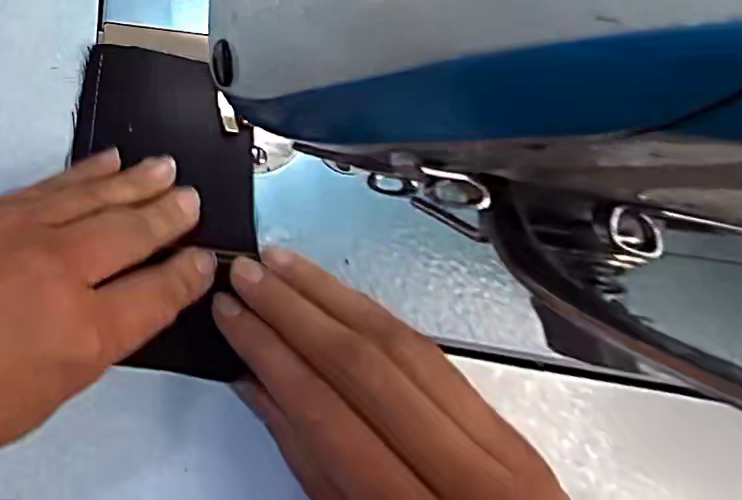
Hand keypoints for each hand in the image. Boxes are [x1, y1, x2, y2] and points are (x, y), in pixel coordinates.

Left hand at [0, 148, 216, 495]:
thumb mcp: (36, 399)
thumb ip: (84, 347)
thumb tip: (113, 311)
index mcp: (82, 336)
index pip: (156, 294)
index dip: (186, 274)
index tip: (205, 258)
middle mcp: (64, 272)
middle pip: (133, 231)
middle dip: (169, 215)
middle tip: (194, 199)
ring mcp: (27, 230)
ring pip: (98, 195)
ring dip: (136, 181)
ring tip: (165, 169)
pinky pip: (55, 184)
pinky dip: (86, 172)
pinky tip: (107, 163)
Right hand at [214, 248, 565, 499]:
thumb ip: (307, 460)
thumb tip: (255, 381)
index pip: (326, 413)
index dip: (269, 354)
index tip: (232, 316)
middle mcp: (471, 482)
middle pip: (363, 364)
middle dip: (292, 309)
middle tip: (247, 274)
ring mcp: (502, 450)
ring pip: (398, 341)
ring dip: (328, 293)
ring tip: (281, 263)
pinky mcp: (509, 427)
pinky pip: (430, 350)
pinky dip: (371, 313)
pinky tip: (334, 290)